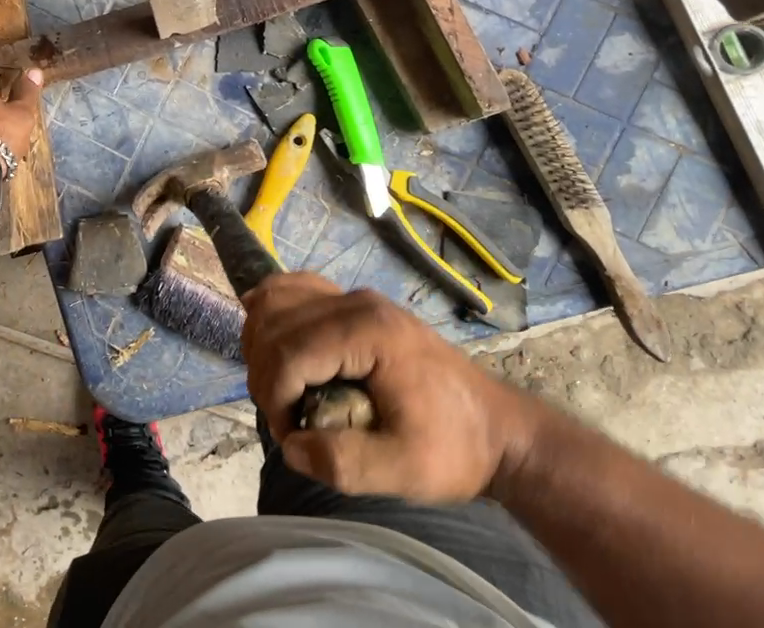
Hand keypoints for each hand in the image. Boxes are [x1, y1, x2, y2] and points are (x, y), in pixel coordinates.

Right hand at [242, 272, 542, 501]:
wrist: (501, 431)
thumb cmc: (455, 449)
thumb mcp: (406, 472)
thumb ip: (344, 463)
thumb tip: (291, 445)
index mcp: (369, 333)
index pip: (287, 352)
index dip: (275, 398)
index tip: (293, 438)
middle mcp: (355, 302)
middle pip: (273, 322)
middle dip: (265, 375)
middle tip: (287, 419)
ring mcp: (354, 296)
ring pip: (274, 298)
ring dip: (262, 344)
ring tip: (282, 388)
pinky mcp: (353, 302)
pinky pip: (293, 290)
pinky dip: (272, 314)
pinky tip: (274, 344)